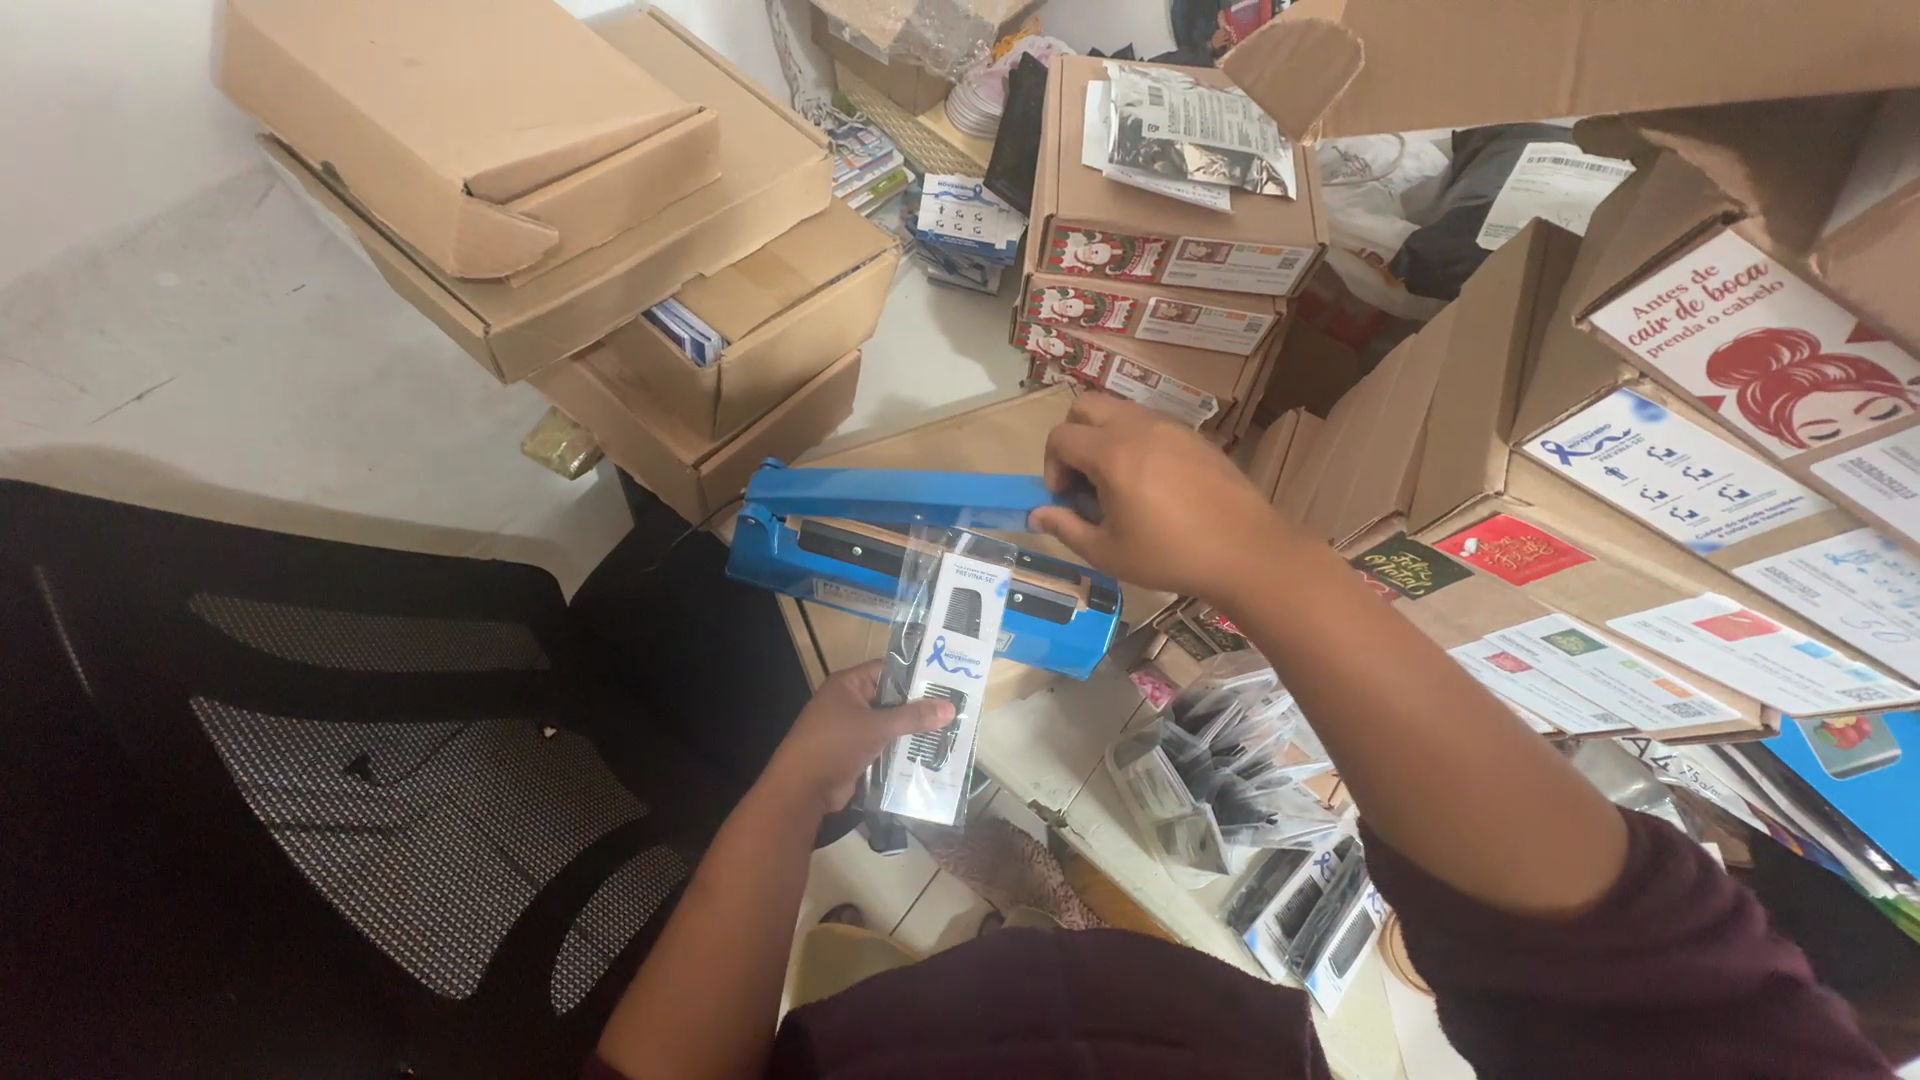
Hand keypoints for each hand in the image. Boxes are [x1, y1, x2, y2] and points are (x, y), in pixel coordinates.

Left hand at [762, 660, 954, 817]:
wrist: (802, 790)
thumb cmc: (834, 745)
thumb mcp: (876, 727)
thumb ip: (912, 717)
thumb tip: (951, 707)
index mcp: (848, 684)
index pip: (888, 669)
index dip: (915, 673)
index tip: (946, 679)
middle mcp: (850, 701)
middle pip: (891, 697)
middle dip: (919, 704)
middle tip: (955, 705)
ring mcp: (852, 727)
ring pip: (889, 723)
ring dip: (912, 728)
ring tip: (950, 728)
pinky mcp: (856, 751)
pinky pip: (885, 744)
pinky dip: (902, 747)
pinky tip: (930, 751)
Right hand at [1028, 394, 1307, 603]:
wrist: (1246, 551)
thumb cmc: (1170, 556)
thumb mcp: (1108, 552)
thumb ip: (1066, 528)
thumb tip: (1037, 514)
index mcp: (1112, 454)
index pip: (1060, 437)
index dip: (1052, 467)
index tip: (1066, 499)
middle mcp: (1139, 428)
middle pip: (1086, 406)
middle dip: (1072, 437)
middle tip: (1083, 478)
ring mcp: (1171, 427)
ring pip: (1120, 410)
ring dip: (1104, 436)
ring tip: (1117, 481)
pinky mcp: (1195, 436)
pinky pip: (1151, 424)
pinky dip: (1136, 441)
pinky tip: (1152, 483)